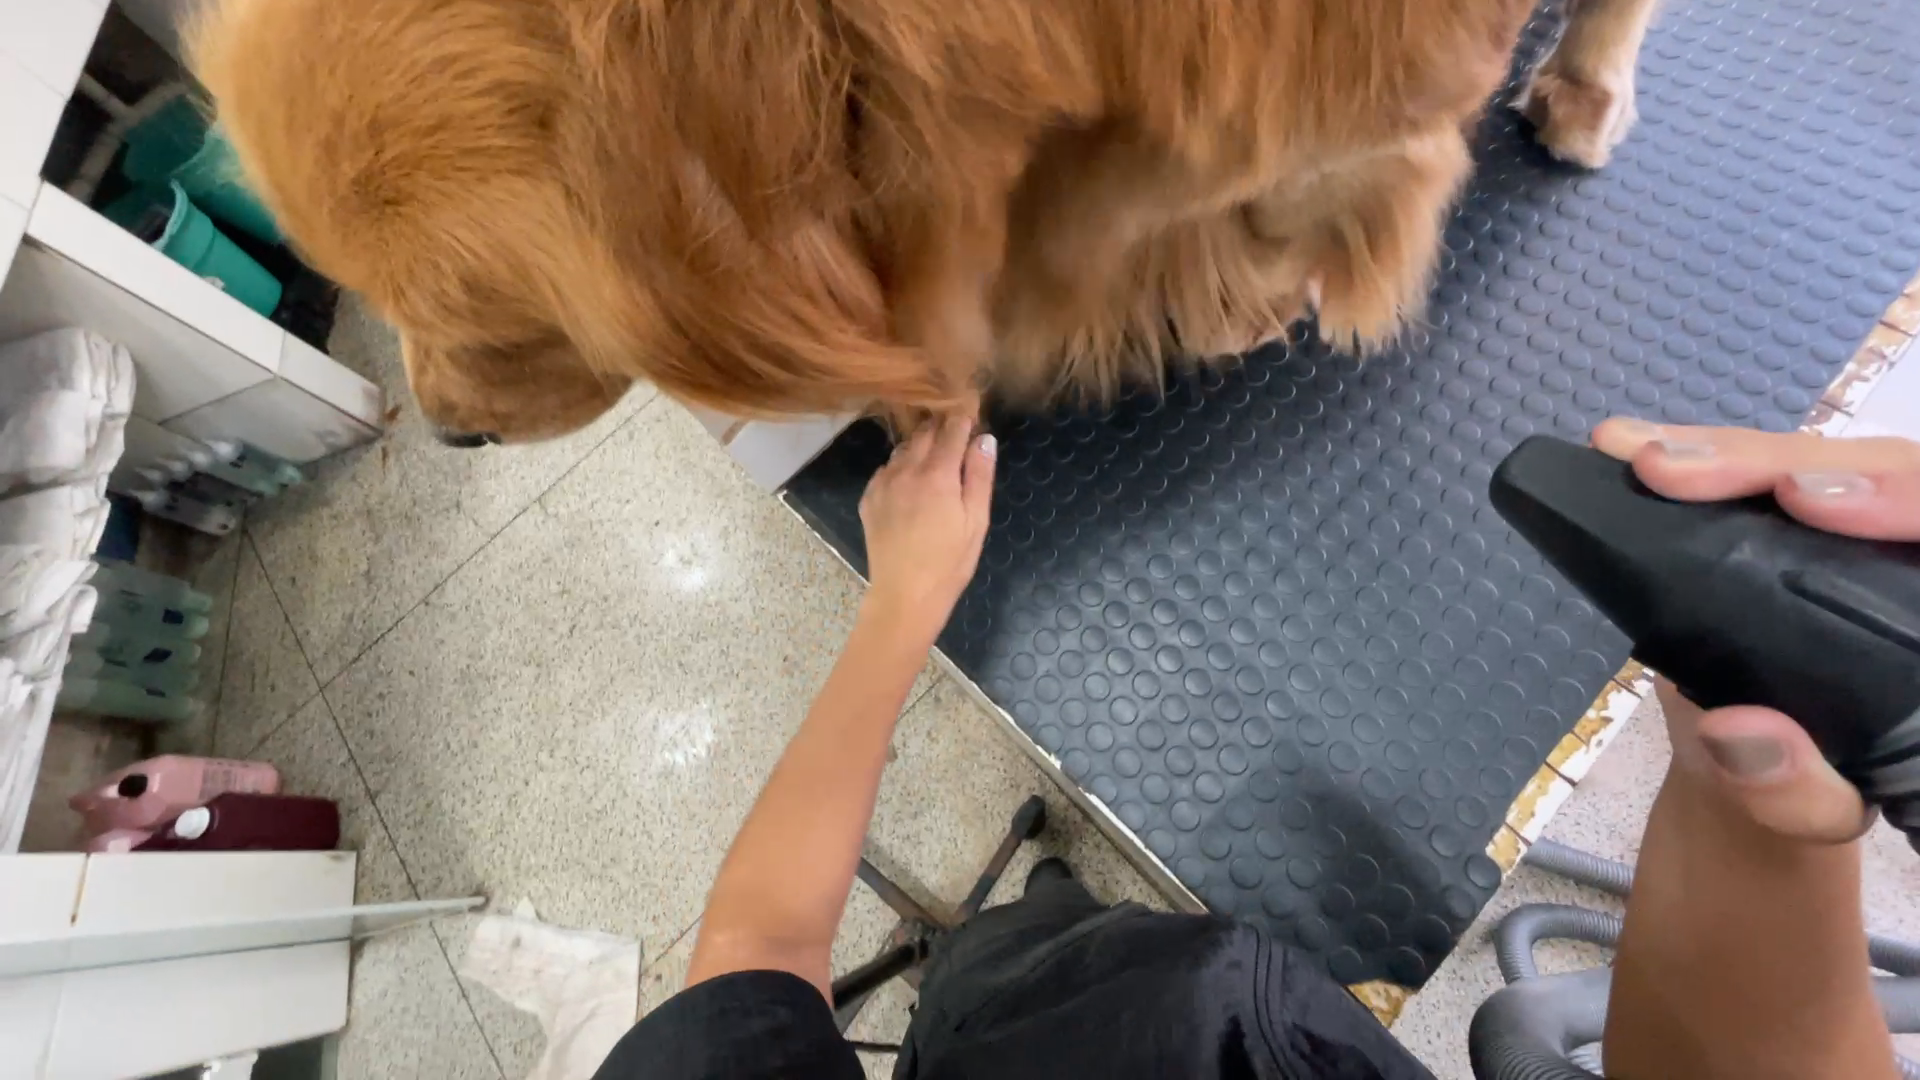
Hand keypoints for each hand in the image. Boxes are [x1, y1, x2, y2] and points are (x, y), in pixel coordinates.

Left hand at [858, 415, 995, 639]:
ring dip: (920, 445)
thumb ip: (979, 475)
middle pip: (924, 432)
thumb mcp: (976, 520)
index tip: (972, 409)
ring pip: (903, 449)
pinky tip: (911, 482)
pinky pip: (886, 469)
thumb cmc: (950, 562)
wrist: (905, 594)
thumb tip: (984, 438)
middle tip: (955, 429)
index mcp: (937, 474)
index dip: (964, 416)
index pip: (952, 429)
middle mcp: (906, 470)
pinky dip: (901, 466)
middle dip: (941, 426)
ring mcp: (883, 483)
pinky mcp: (868, 499)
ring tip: (934, 456)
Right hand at [1592, 418, 1919, 842]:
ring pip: (1822, 461)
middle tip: (1669, 471)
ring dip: (1725, 450)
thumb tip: (1738, 728)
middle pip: (1892, 472)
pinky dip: (1695, 454)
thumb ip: (1794, 792)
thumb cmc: (1802, 792)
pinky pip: (1757, 474)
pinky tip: (1630, 445)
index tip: (1807, 503)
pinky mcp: (1782, 530)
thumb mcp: (1807, 813)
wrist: (1755, 764)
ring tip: (1631, 450)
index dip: (1906, 496)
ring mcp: (1848, 540)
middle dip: (1778, 461)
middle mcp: (1907, 563)